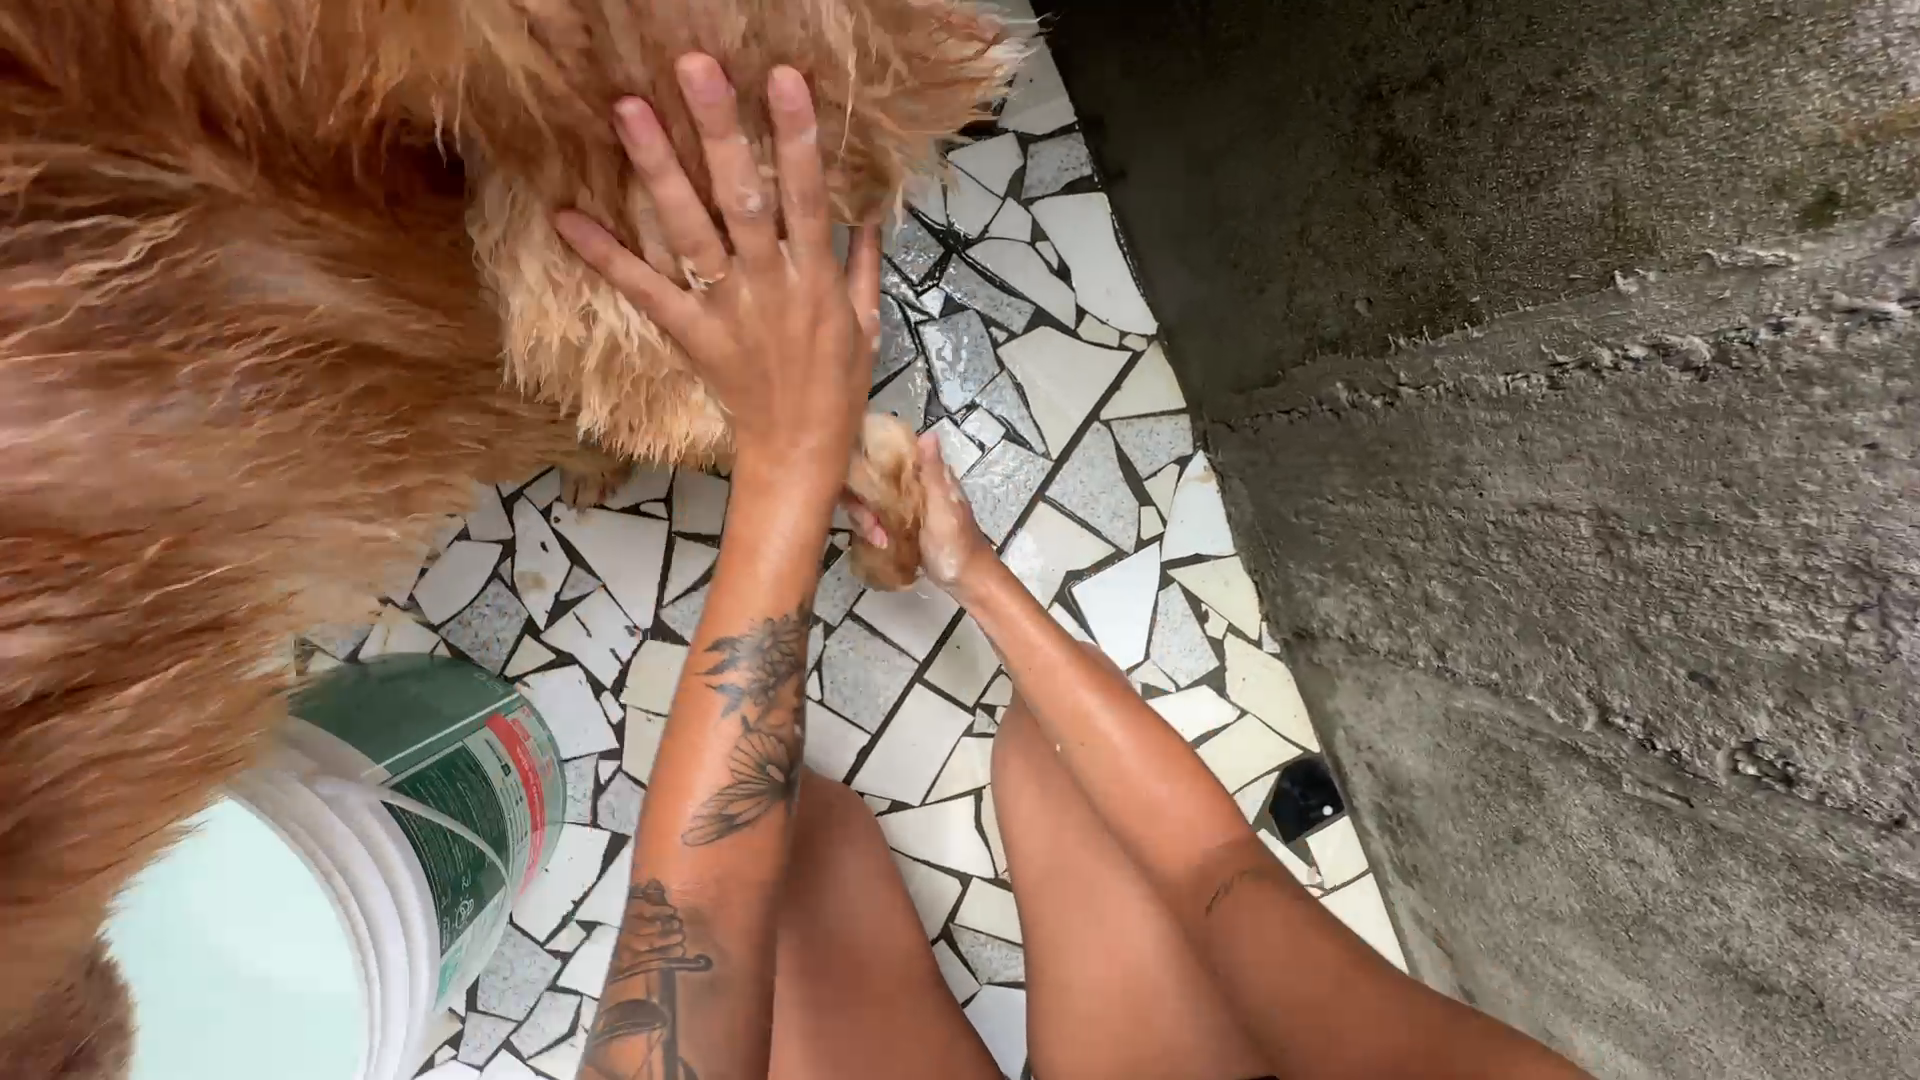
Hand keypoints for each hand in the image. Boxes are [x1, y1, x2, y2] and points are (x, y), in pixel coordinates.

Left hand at [554, 54, 881, 495]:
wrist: (800, 449)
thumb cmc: (837, 388)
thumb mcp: (866, 327)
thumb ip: (863, 267)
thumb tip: (868, 212)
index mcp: (815, 282)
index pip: (807, 201)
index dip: (797, 140)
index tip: (783, 80)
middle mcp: (769, 287)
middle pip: (743, 202)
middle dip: (721, 134)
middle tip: (693, 69)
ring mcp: (727, 310)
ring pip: (691, 234)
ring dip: (660, 173)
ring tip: (630, 111)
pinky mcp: (692, 335)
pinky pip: (647, 293)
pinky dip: (607, 258)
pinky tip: (565, 217)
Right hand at [849, 432, 995, 591]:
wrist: (965, 578)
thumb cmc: (957, 542)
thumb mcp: (944, 506)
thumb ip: (933, 472)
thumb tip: (928, 432)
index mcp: (926, 476)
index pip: (889, 458)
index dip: (869, 465)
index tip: (860, 482)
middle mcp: (913, 486)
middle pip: (873, 481)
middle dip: (864, 503)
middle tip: (873, 527)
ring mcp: (905, 507)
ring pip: (870, 502)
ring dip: (868, 521)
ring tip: (880, 540)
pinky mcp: (899, 526)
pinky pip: (875, 520)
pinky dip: (872, 531)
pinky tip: (881, 544)